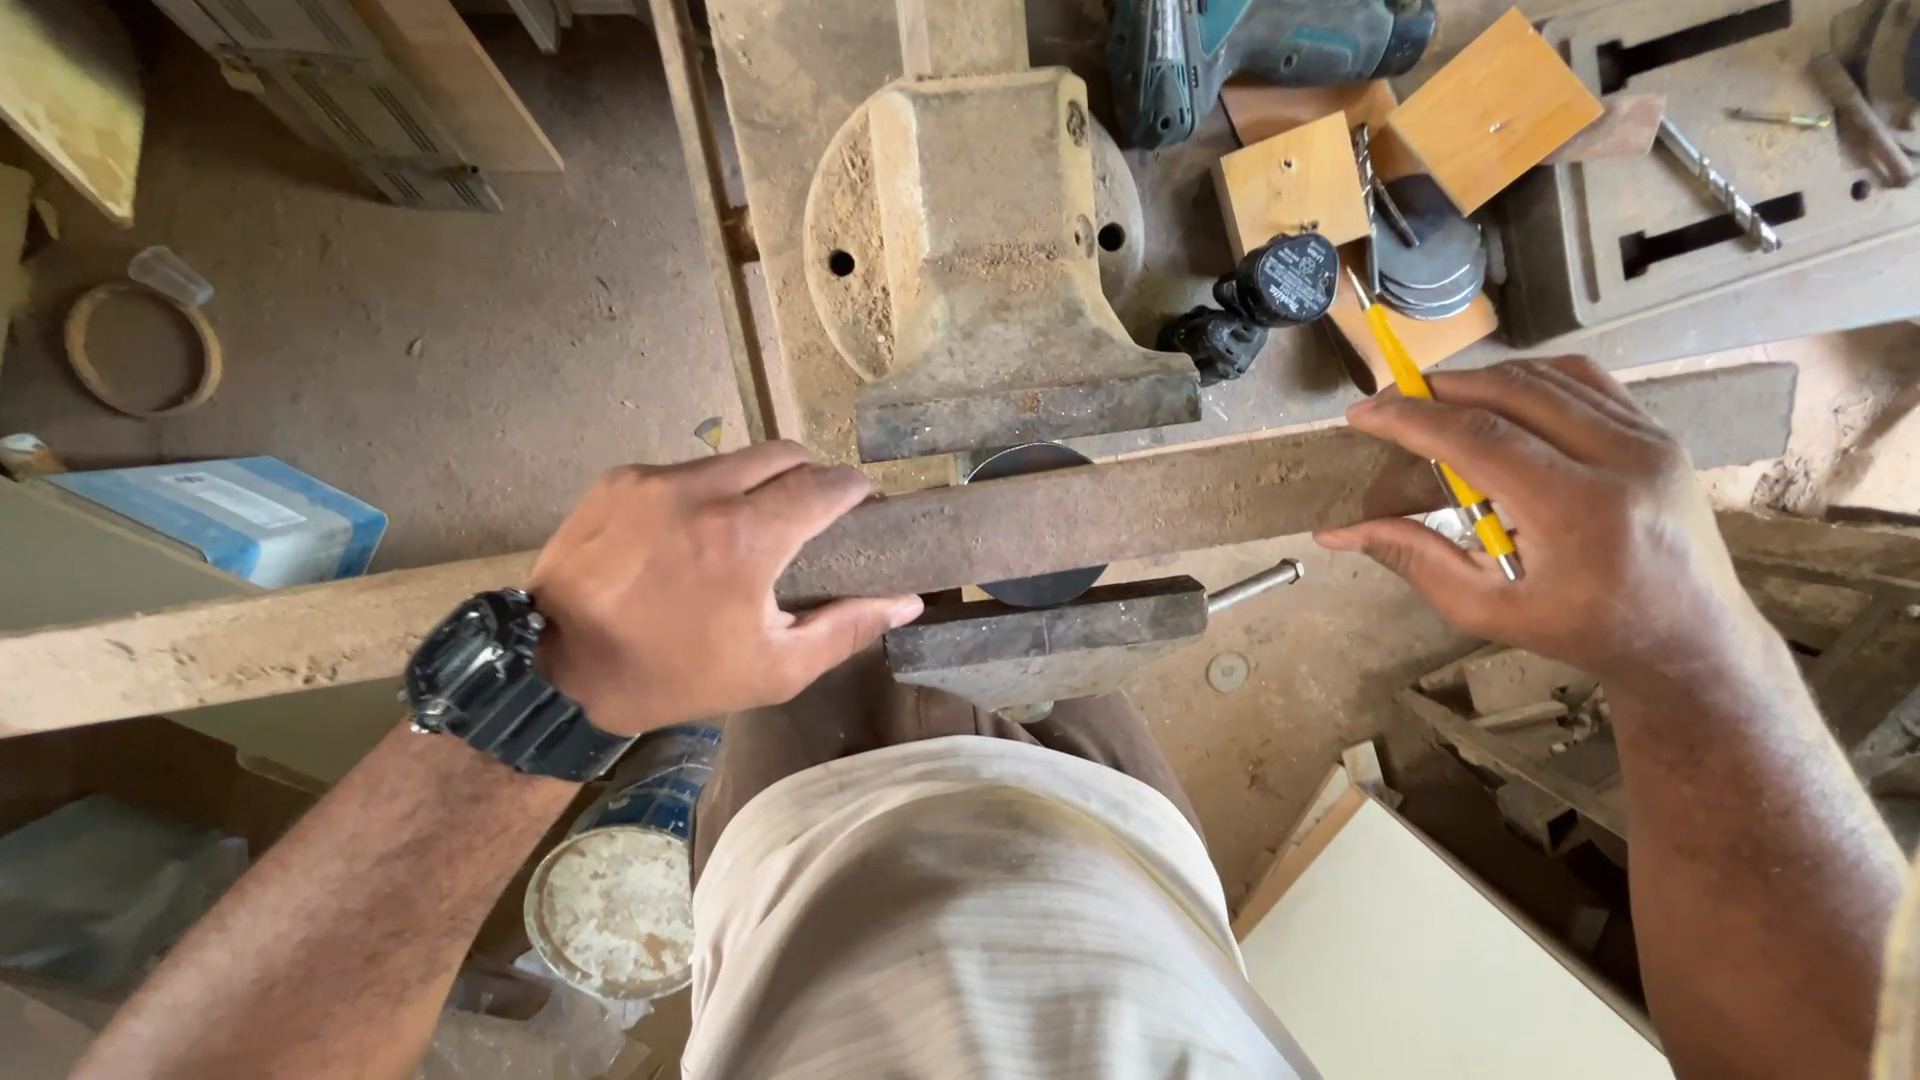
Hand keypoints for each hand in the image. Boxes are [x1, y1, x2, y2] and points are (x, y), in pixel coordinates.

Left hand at [526, 442, 923, 735]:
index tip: (866, 508)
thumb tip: (906, 600)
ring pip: (736, 457)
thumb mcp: (773, 669)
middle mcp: (703, 489)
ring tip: (754, 525)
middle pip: (787, 454)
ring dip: (760, 482)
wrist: (554, 670)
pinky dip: (708, 491)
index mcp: (747, 537)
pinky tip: (695, 532)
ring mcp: (656, 477)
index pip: (827, 484)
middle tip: (816, 515)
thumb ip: (847, 629)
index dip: (857, 491)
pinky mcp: (621, 478)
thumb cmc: (674, 676)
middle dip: (814, 476)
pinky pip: (688, 469)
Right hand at [1314, 356, 1769, 689]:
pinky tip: (1494, 398)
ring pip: (1545, 377)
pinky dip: (1525, 379)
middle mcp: (1620, 459)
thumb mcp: (1482, 608)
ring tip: (1431, 400)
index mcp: (1577, 511)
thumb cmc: (1580, 630)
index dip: (1411, 419)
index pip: (1478, 439)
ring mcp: (1648, 438)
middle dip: (1437, 389)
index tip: (1363, 414)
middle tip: (1388, 403)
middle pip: (1510, 392)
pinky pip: (1582, 380)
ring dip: (1477, 380)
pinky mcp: (1656, 431)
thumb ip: (1411, 556)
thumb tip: (1337, 532)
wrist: (1689, 636)